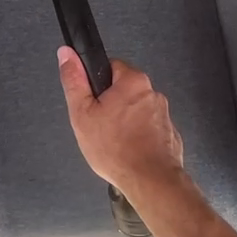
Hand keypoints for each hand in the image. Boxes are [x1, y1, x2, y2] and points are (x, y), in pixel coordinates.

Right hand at [56, 49, 186, 199]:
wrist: (150, 182)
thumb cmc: (115, 149)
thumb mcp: (82, 113)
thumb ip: (74, 80)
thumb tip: (66, 53)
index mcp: (132, 80)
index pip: (110, 67)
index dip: (97, 86)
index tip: (93, 104)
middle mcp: (152, 92)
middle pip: (124, 90)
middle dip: (111, 106)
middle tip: (100, 126)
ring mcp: (164, 114)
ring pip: (136, 111)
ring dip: (125, 123)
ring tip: (114, 143)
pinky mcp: (170, 134)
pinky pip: (148, 129)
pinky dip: (139, 137)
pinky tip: (129, 152)